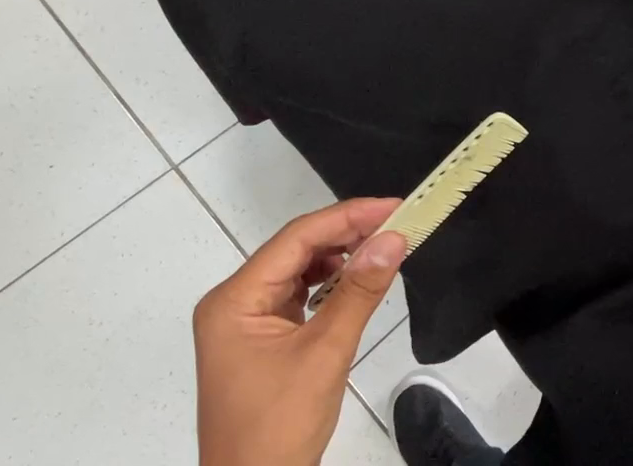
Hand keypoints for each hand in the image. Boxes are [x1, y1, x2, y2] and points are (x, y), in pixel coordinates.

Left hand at [195, 199, 407, 465]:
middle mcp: (234, 301)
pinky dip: (331, 283)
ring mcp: (246, 320)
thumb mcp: (326, 354)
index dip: (348, 217)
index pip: (297, 239)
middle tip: (397, 223)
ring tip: (384, 247)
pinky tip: (358, 280)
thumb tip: (395, 238)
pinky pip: (299, 293)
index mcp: (235, 300)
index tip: (394, 207)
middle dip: (348, 233)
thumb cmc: (280, 425)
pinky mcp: (262, 337)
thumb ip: (360, 291)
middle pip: (297, 249)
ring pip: (300, 268)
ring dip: (341, 256)